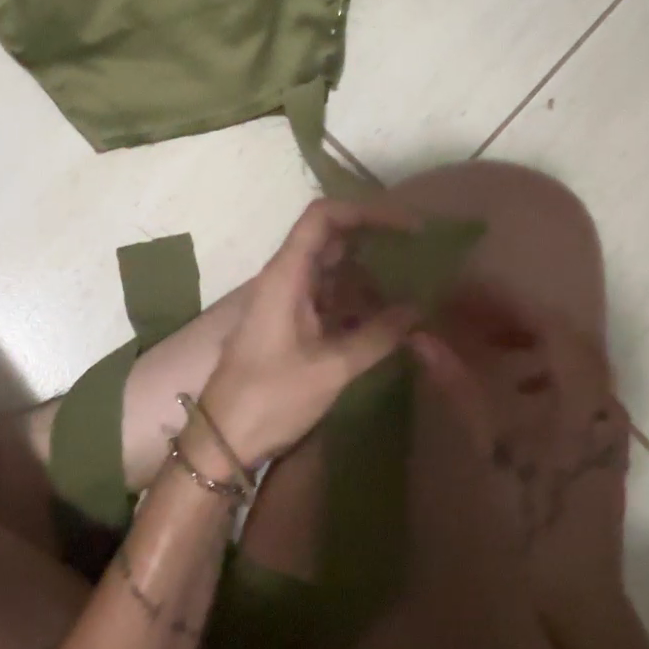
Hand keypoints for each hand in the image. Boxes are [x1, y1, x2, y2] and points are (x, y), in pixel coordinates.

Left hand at [197, 199, 422, 466]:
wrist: (225, 437)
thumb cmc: (272, 398)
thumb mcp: (332, 368)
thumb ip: (379, 335)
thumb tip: (420, 310)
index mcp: (286, 275)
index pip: (323, 216)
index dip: (367, 211)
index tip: (409, 227)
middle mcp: (285, 279)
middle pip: (332, 239)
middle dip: (376, 241)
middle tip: (422, 254)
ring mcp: (287, 302)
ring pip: (334, 271)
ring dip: (372, 276)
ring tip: (418, 287)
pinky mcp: (291, 326)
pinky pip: (330, 300)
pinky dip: (359, 303)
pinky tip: (393, 319)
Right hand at [410, 296, 630, 624]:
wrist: (577, 599)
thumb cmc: (529, 527)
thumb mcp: (485, 456)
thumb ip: (456, 391)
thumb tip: (421, 336)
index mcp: (582, 403)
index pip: (553, 327)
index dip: (508, 304)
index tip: (462, 296)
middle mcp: (603, 408)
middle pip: (568, 341)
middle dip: (516, 320)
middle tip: (466, 317)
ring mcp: (606, 432)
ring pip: (573, 367)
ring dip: (529, 347)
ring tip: (483, 349)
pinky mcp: (600, 452)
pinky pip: (575, 393)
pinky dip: (541, 377)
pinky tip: (510, 395)